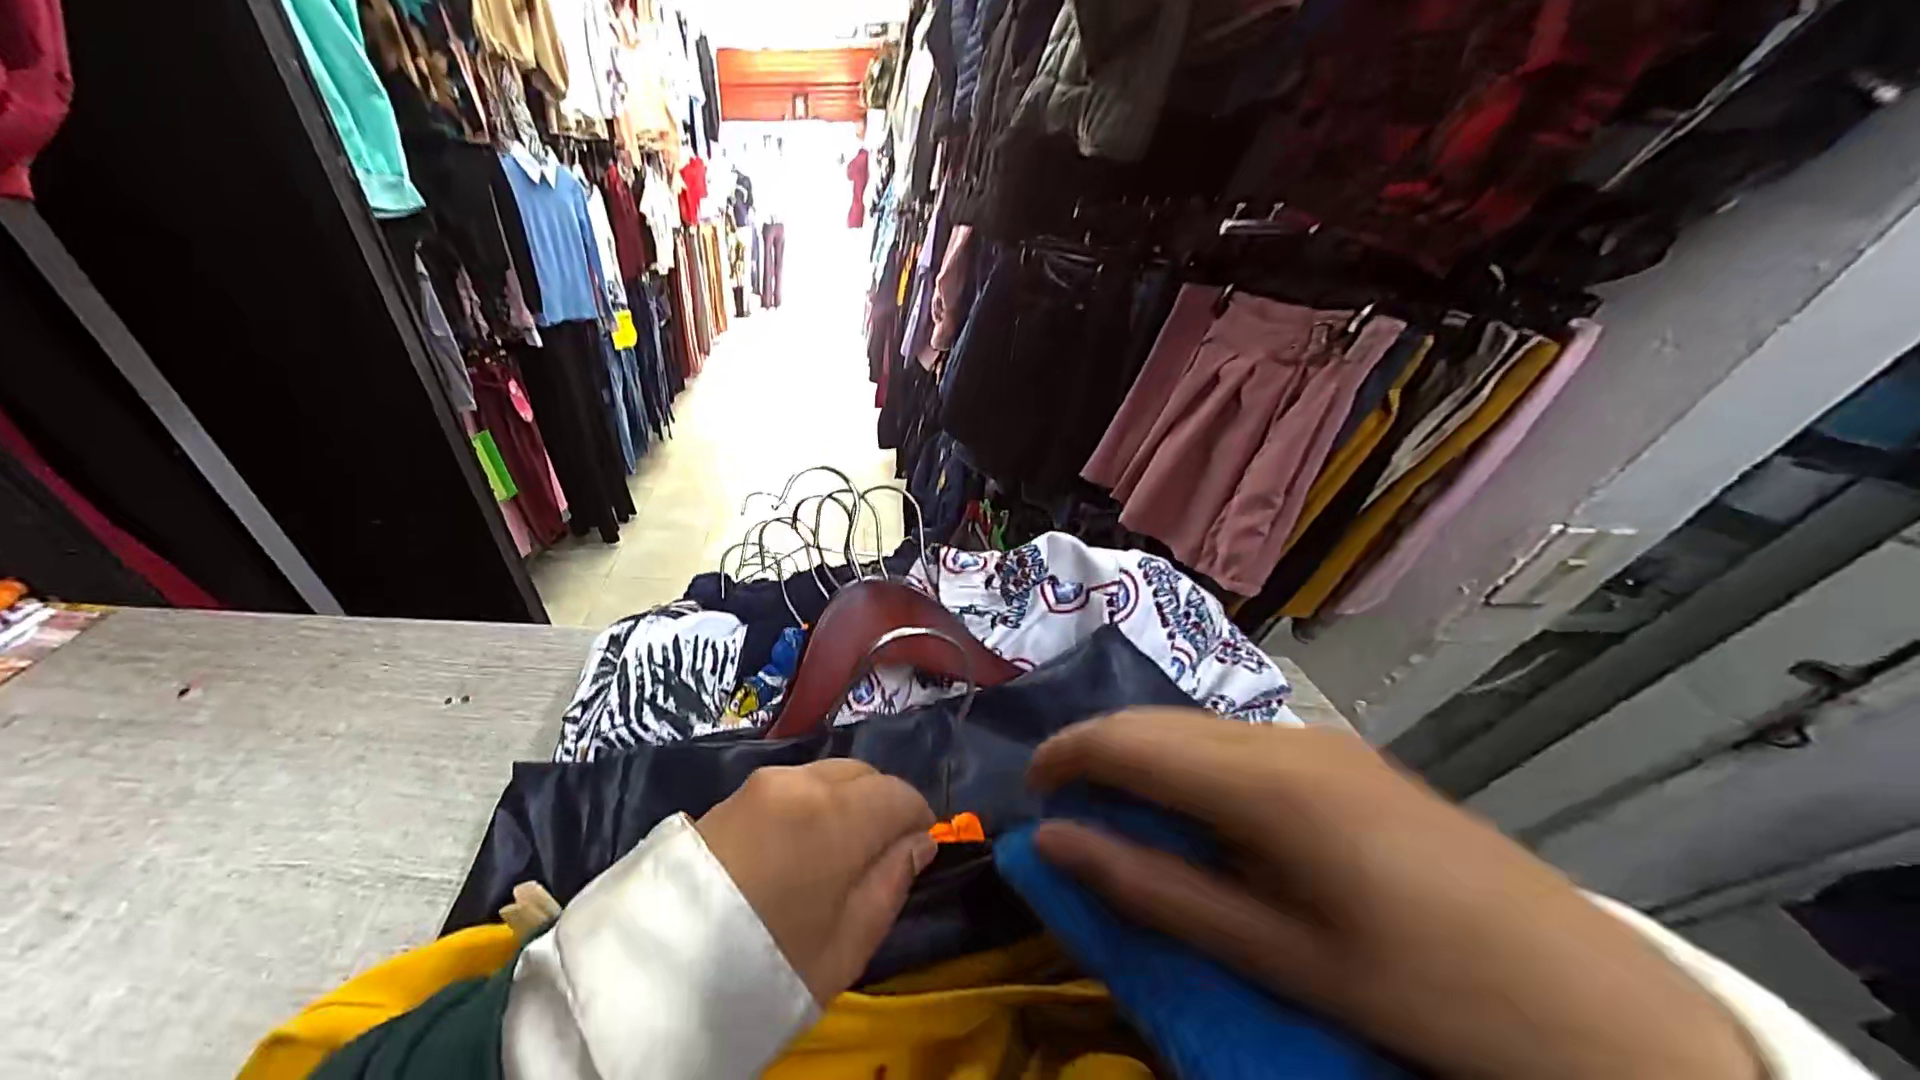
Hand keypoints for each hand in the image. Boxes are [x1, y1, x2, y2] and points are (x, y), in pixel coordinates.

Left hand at [697, 760, 936, 1002]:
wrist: (646, 980)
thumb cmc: (763, 970)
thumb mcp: (845, 945)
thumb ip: (891, 882)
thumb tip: (918, 842)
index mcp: (835, 814)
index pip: (900, 794)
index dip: (918, 820)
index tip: (918, 851)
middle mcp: (800, 782)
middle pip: (864, 775)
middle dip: (882, 806)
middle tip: (878, 856)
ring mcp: (761, 784)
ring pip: (826, 777)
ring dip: (845, 804)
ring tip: (834, 855)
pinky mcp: (729, 794)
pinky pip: (790, 788)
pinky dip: (810, 807)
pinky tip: (797, 849)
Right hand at [1028, 710, 1760, 1079]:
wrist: (1599, 1004)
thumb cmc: (1424, 994)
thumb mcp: (1275, 956)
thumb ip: (1153, 889)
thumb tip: (1055, 841)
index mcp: (1267, 782)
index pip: (1130, 739)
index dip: (1065, 755)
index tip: (1025, 791)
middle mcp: (1288, 738)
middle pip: (1159, 721)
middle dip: (1096, 753)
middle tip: (1061, 807)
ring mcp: (1322, 741)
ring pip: (1197, 727)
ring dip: (1143, 757)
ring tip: (1117, 811)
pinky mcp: (1343, 758)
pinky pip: (1237, 743)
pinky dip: (1190, 766)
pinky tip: (1194, 812)